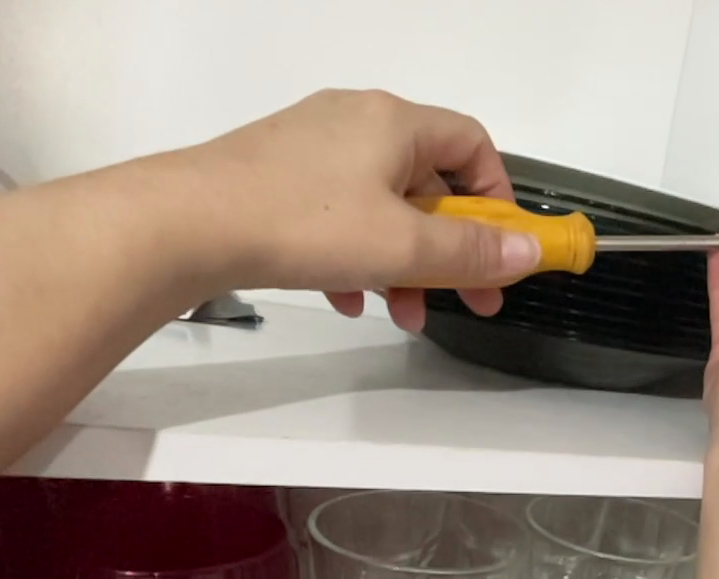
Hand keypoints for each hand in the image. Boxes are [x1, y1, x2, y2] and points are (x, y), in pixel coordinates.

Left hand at [163, 89, 540, 331]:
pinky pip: (342, 219)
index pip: (472, 143)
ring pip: (385, 210)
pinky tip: (347, 300)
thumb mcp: (404, 244)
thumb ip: (472, 251)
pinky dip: (358, 260)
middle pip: (430, 185)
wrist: (187, 225)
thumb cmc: (309, 223)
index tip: (501, 249)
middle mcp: (357, 123)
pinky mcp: (282, 179)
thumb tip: (531, 252)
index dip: (497, 197)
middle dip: (452, 251)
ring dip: (406, 267)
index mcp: (394, 122)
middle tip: (468, 301)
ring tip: (403, 316)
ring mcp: (315, 150)